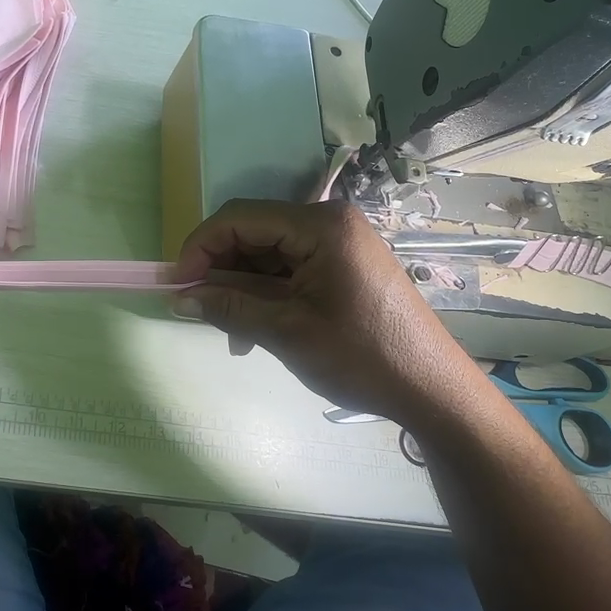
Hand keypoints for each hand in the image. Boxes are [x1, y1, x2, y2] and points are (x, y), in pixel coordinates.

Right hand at [173, 199, 485, 426]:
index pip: (239, 217)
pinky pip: (291, 267)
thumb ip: (228, 307)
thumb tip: (179, 298)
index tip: (176, 284)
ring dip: (242, 287)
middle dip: (221, 270)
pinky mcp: (345, 265)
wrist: (434, 392)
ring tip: (232, 333)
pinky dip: (267, 293)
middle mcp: (330, 221)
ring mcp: (340, 242)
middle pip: (253, 232)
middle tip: (199, 310)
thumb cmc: (361, 357)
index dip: (200, 247)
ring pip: (269, 252)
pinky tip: (257, 328)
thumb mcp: (286, 332)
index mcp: (320, 225)